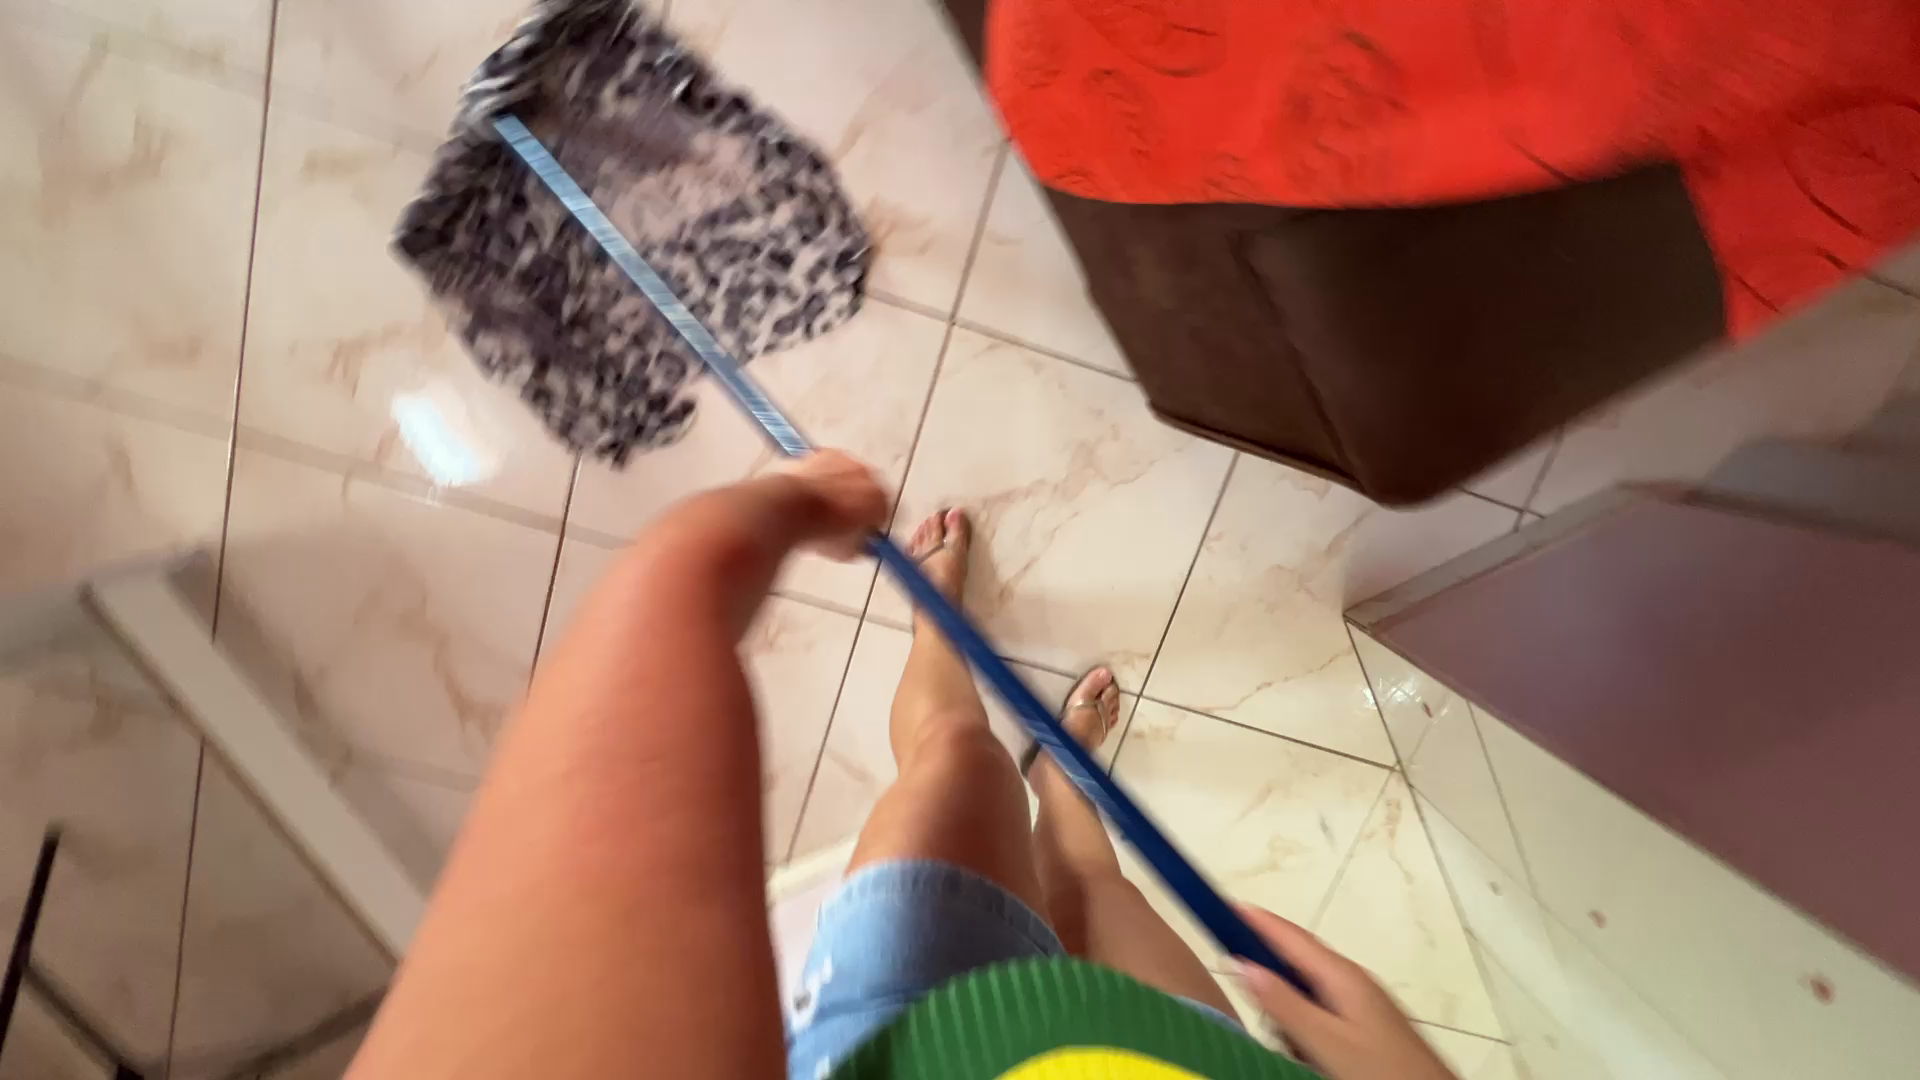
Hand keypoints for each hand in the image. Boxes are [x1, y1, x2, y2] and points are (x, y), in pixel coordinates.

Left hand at [769, 449, 888, 559]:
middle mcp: (871, 476)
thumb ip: (860, 543)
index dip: (872, 524)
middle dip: (858, 503)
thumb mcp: (848, 550)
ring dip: (840, 488)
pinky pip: (830, 467)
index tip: (862, 532)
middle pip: (869, 491)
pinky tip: (810, 493)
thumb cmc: (821, 528)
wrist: (791, 509)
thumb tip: (859, 543)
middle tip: (840, 520)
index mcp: (882, 500)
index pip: (885, 513)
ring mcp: (849, 461)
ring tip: (820, 507)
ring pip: (849, 477)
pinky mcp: (826, 453)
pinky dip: (823, 476)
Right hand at [1231, 905, 1458, 1079]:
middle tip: (1253, 1008)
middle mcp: (1353, 981)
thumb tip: (1241, 962)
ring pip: (1307, 993)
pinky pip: (1323, 1015)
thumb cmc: (1383, 1078)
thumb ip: (1283, 1004)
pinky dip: (1306, 1030)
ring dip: (1288, 1014)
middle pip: (1295, 961)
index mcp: (1342, 976)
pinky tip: (1307, 1058)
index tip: (1220, 907)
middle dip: (1268, 979)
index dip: (1255, 920)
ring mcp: (1364, 1006)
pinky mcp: (1370, 1031)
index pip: (1288, 934)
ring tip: (1289, 1048)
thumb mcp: (1327, 1045)